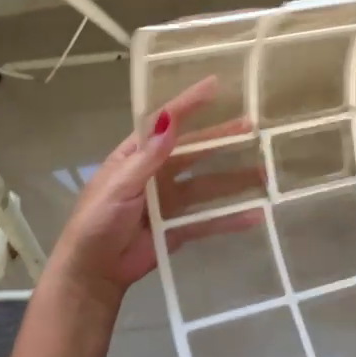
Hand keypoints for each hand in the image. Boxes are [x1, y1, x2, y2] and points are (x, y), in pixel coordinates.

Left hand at [45, 76, 264, 306]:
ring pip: (206, 184)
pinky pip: (207, 219)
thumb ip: (148, 157)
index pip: (165, 123)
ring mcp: (168, 201)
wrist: (91, 272)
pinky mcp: (177, 228)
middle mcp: (155, 173)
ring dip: (232, 179)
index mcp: (135, 155)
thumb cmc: (97, 221)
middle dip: (221, 139)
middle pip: (193, 151)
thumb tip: (170, 119)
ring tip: (264, 173)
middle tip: (252, 128)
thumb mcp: (119, 185)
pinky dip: (229, 218)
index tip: (214, 85)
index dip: (189, 103)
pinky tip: (255, 215)